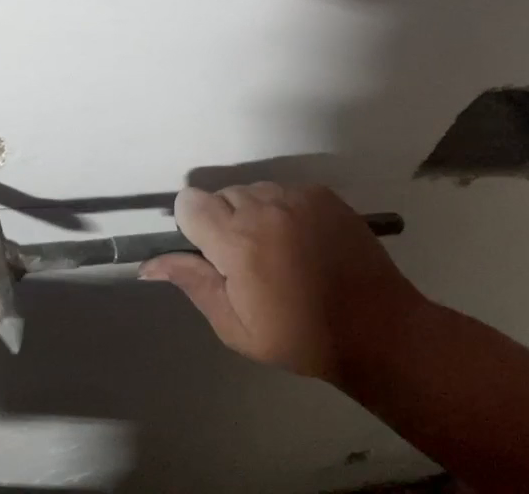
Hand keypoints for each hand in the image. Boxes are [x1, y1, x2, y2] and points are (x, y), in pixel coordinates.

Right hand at [141, 182, 425, 382]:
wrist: (379, 330)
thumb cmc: (301, 337)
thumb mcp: (236, 327)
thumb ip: (194, 284)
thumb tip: (149, 264)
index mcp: (237, 241)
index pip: (189, 203)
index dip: (193, 227)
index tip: (211, 255)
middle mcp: (263, 207)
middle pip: (220, 195)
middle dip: (223, 222)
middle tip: (246, 262)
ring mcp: (296, 197)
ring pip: (252, 191)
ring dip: (253, 214)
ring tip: (277, 252)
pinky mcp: (323, 194)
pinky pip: (284, 191)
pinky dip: (283, 210)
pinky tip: (302, 242)